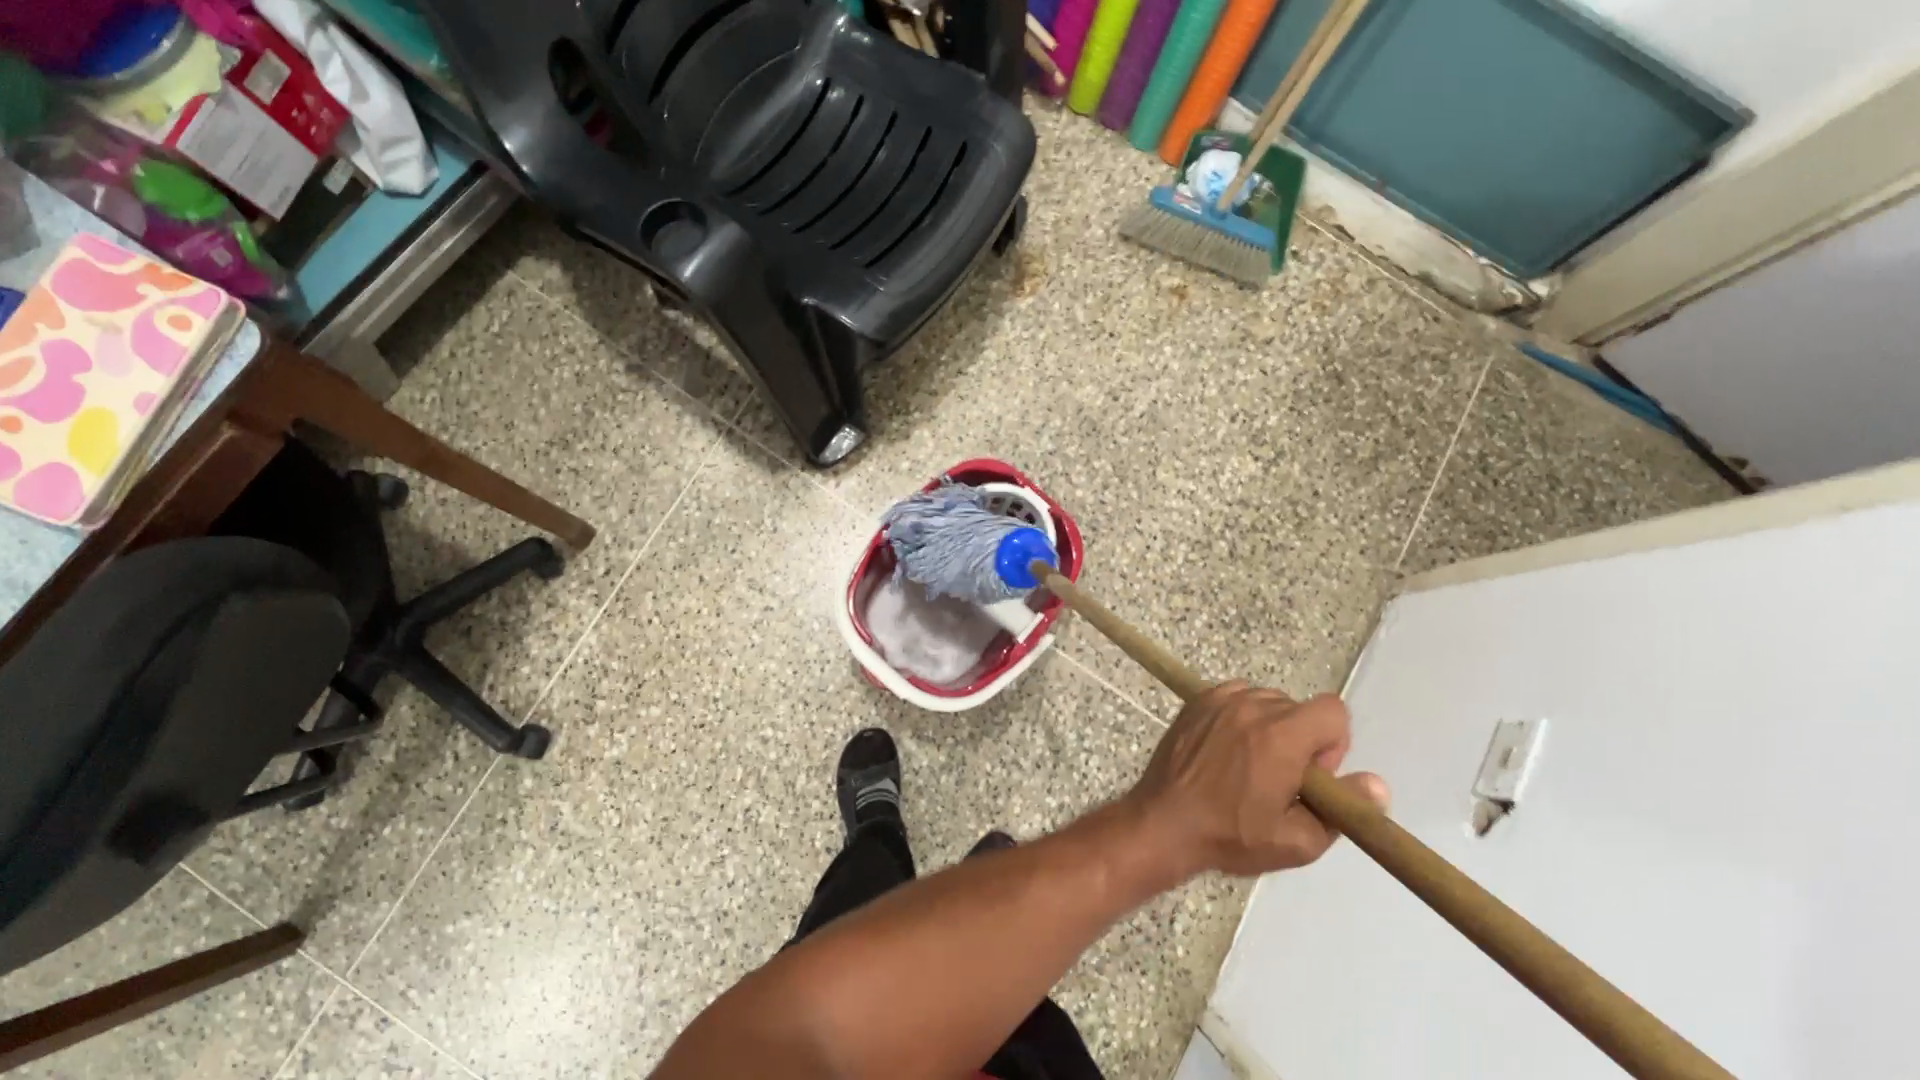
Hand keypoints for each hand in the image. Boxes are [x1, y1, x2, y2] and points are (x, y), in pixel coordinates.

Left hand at [1125, 681, 1389, 879]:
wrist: (1162, 824)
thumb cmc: (1230, 835)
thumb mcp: (1296, 841)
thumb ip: (1343, 811)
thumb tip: (1378, 785)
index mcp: (1282, 736)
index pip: (1334, 711)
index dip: (1332, 744)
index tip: (1310, 777)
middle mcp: (1253, 707)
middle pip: (1299, 709)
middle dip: (1300, 741)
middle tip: (1277, 780)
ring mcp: (1220, 700)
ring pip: (1267, 702)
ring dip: (1269, 728)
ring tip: (1248, 768)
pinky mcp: (1197, 703)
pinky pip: (1236, 698)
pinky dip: (1240, 719)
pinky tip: (1226, 752)